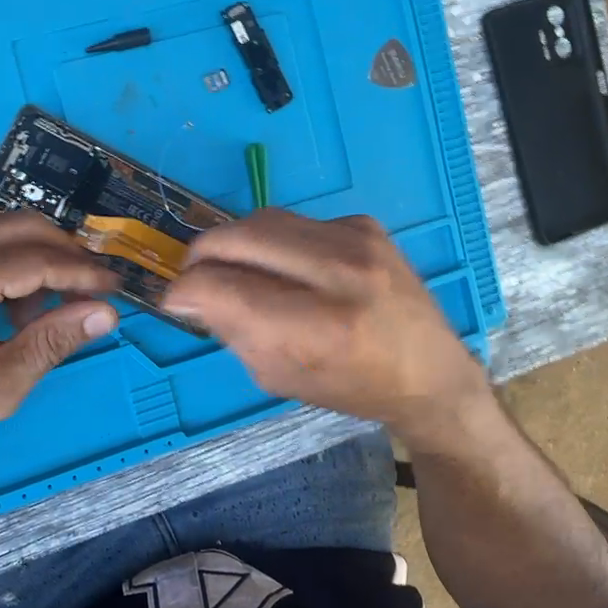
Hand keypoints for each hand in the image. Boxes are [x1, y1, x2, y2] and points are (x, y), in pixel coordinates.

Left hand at [0, 213, 119, 460]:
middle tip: (93, 294)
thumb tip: (105, 313)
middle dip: (67, 257)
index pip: (36, 259)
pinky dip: (13, 267)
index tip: (117, 289)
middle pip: (24, 228)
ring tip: (44, 319)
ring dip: (40, 263)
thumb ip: (52, 343)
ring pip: (6, 231)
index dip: (83, 273)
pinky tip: (13, 313)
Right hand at [162, 210, 488, 446]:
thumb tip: (190, 293)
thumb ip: (231, 331)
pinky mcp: (365, 224)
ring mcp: (357, 241)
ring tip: (234, 269)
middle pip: (237, 238)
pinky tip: (285, 266)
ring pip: (262, 220)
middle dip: (201, 256)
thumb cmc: (352, 387)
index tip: (176, 300)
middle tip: (195, 276)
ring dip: (235, 244)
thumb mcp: (280, 378)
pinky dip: (275, 241)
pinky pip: (295, 221)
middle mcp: (341, 274)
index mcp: (320, 328)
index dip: (184, 291)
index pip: (223, 288)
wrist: (430, 371)